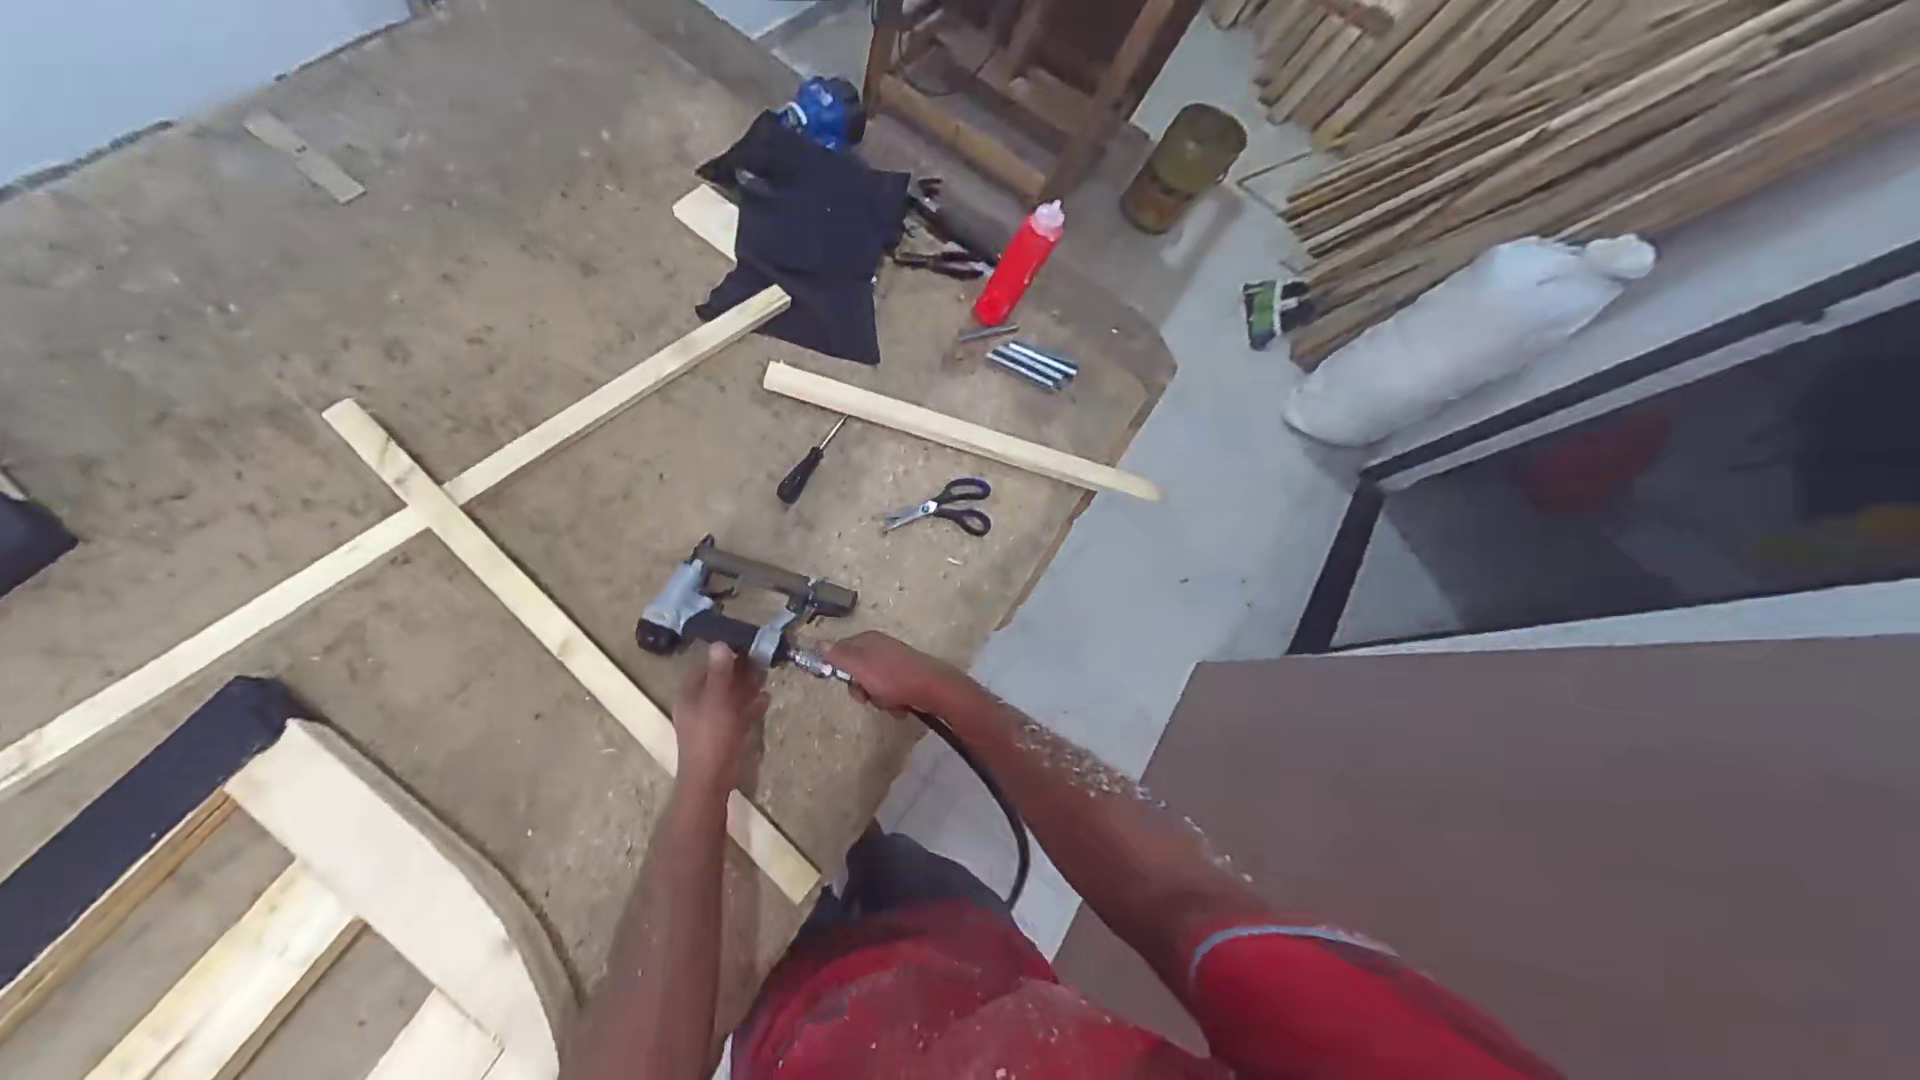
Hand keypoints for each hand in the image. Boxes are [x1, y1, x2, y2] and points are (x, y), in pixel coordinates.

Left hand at [672, 643, 768, 784]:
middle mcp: (698, 704)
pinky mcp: (724, 734)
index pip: (704, 665)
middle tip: (760, 658)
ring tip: (765, 674)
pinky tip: (765, 698)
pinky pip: (737, 713)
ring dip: (746, 686)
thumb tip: (719, 644)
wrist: (711, 780)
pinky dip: (749, 705)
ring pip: (730, 696)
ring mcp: (711, 720)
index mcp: (690, 694)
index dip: (722, 653)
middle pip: (719, 680)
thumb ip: (719, 673)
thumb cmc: (711, 736)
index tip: (744, 644)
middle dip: (739, 670)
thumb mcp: (717, 700)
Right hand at [825, 631, 966, 713]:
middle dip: (861, 688)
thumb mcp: (860, 666)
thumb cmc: (892, 677)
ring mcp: (895, 662)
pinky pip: (889, 691)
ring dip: (877, 698)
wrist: (932, 688)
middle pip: (857, 671)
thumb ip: (839, 655)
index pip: (840, 651)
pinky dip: (892, 701)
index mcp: (868, 640)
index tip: (844, 681)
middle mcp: (881, 647)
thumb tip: (819, 642)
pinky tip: (899, 705)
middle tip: (867, 695)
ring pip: (873, 684)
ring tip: (888, 701)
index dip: (839, 669)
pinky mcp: (906, 677)